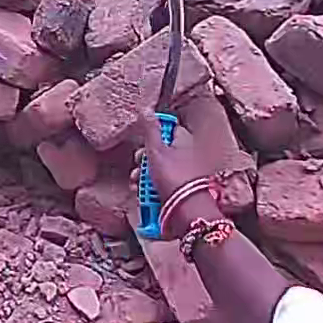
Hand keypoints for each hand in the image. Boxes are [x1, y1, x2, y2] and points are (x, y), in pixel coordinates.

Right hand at [131, 112, 225, 237]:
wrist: (185, 212)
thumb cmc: (174, 178)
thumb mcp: (156, 149)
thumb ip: (150, 130)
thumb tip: (147, 110)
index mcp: (184, 142)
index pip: (168, 129)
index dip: (154, 133)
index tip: (144, 140)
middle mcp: (185, 157)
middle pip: (159, 151)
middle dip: (144, 160)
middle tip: (139, 164)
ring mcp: (181, 176)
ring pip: (157, 170)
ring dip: (143, 177)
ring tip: (138, 183)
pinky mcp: (177, 192)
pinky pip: (159, 186)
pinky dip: (149, 190)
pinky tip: (143, 194)